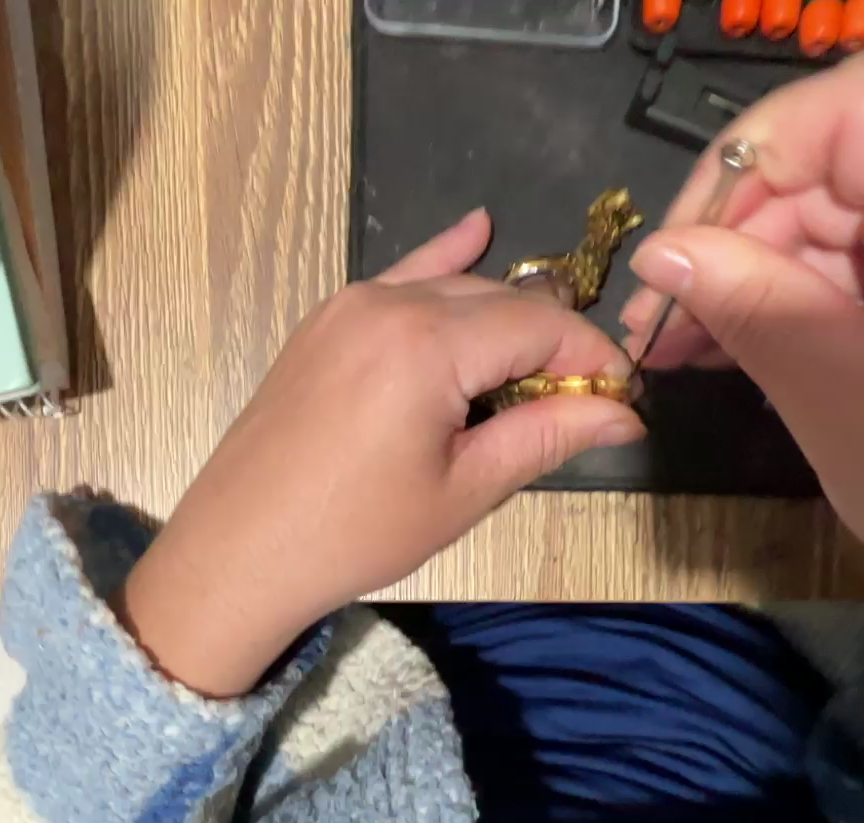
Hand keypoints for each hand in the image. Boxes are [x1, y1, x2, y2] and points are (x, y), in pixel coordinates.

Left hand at [116, 210, 644, 697]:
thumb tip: (624, 414)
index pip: (541, 324)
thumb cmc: (355, 534)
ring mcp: (348, 306)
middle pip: (500, 300)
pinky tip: (476, 231)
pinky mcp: (324, 323)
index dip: (593, 358)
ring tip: (534, 369)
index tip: (622, 399)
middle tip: (577, 403)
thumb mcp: (462, 492)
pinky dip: (443, 265)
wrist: (239, 551)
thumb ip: (546, 437)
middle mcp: (388, 303)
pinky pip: (400, 282)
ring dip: (502, 322)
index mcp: (427, 343)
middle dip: (551, 344)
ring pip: (453, 290)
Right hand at [623, 48, 863, 776]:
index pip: (863, 107)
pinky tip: (745, 338)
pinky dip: (809, 291)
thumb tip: (659, 252)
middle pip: (854, 157)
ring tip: (683, 341)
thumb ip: (755, 310)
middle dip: (741, 232)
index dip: (747, 162)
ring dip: (762, 268)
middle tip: (660, 321)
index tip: (674, 254)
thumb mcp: (849, 410)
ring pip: (857, 207)